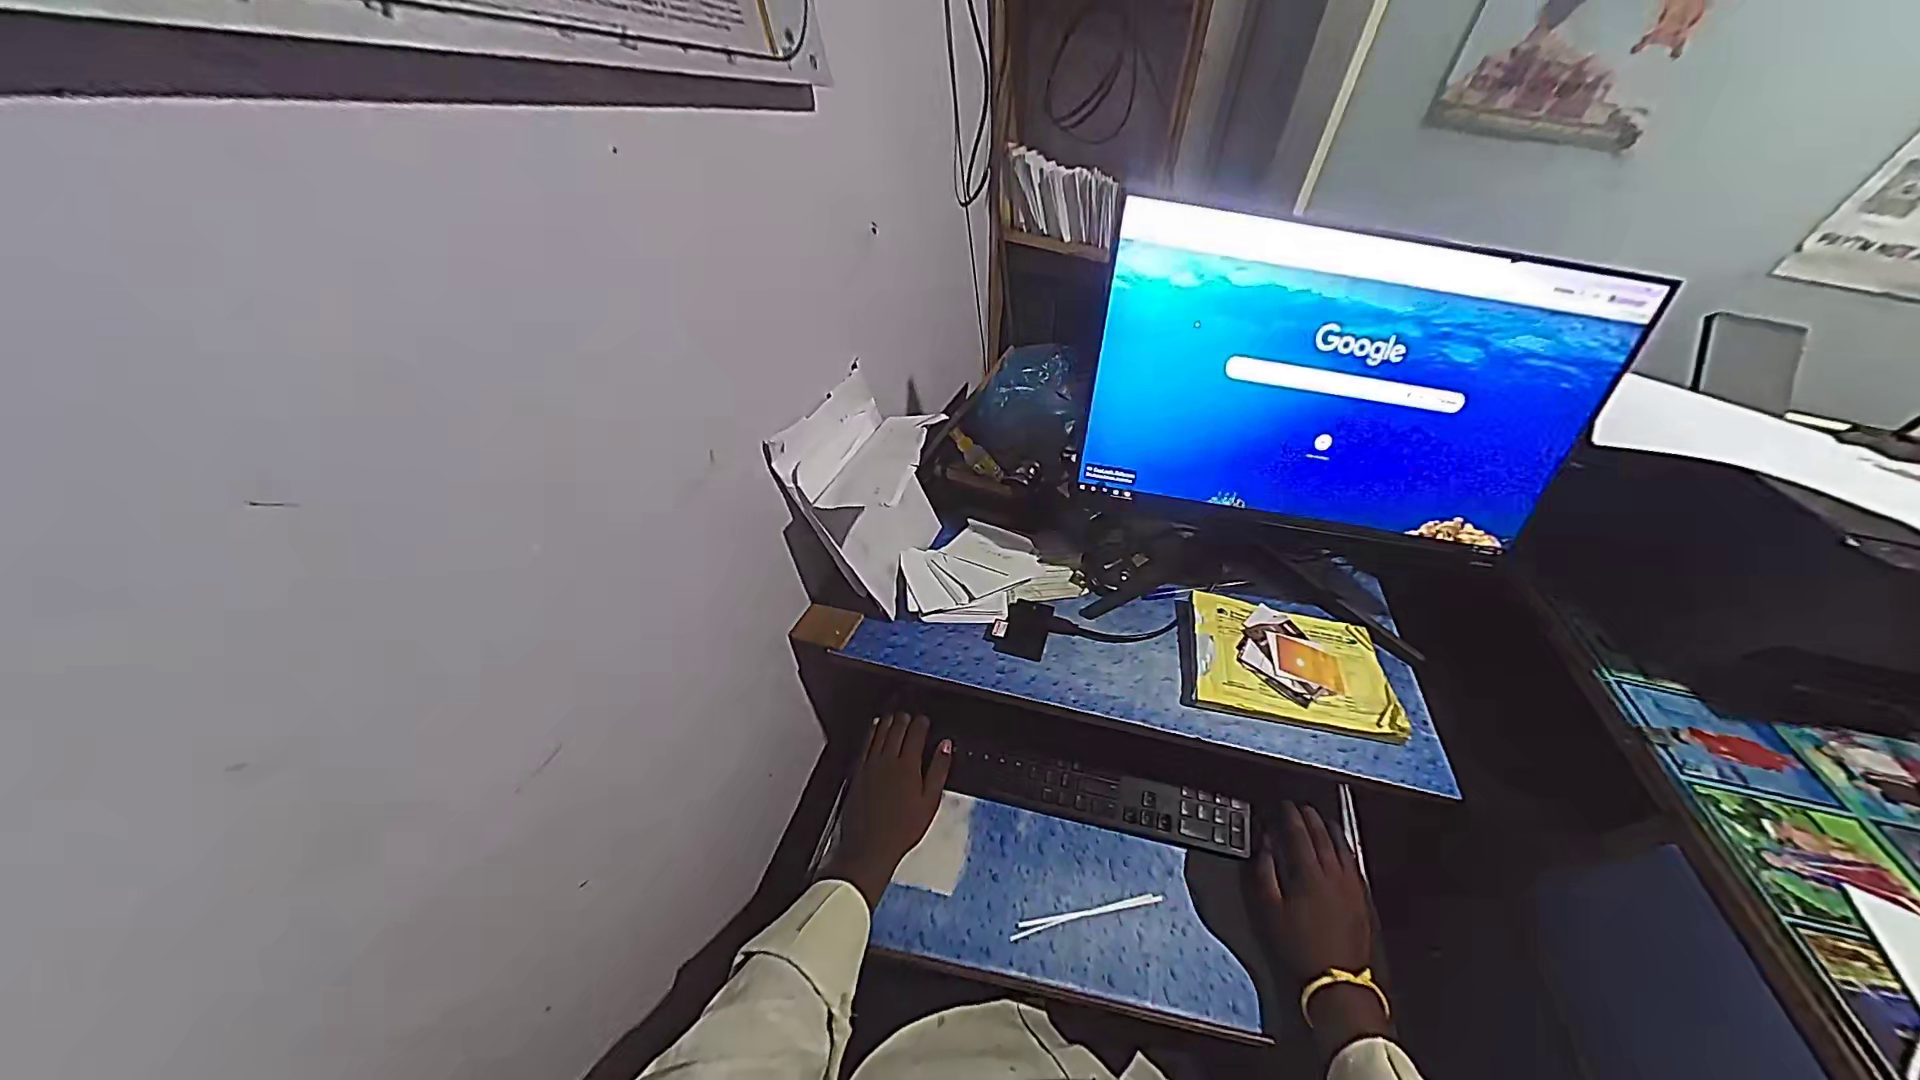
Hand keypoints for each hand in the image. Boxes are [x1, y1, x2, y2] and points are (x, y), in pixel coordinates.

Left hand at [820, 713, 951, 909]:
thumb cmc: (902, 829)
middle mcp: (887, 760)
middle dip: (905, 719)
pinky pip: (865, 744)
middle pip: (896, 729)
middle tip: (910, 716)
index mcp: (907, 765)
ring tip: (893, 716)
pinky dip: (871, 732)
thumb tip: (946, 746)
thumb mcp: (930, 801)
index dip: (921, 723)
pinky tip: (874, 729)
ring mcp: (870, 765)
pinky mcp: (858, 772)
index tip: (924, 720)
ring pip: (879, 733)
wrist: (869, 847)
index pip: (915, 734)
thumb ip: (939, 769)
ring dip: (887, 722)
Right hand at [1244, 802, 1388, 1047]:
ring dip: (1329, 829)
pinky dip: (1345, 848)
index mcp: (1308, 874)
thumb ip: (1264, 872)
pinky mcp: (1363, 899)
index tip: (1283, 806)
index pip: (1299, 833)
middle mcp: (1333, 875)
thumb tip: (1264, 848)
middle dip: (1310, 817)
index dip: (1289, 815)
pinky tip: (1341, 848)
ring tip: (1320, 820)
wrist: (1337, 981)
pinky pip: (1355, 862)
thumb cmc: (1300, 947)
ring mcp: (1352, 887)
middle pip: (1322, 835)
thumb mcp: (1269, 909)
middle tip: (1300, 807)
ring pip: (1342, 846)